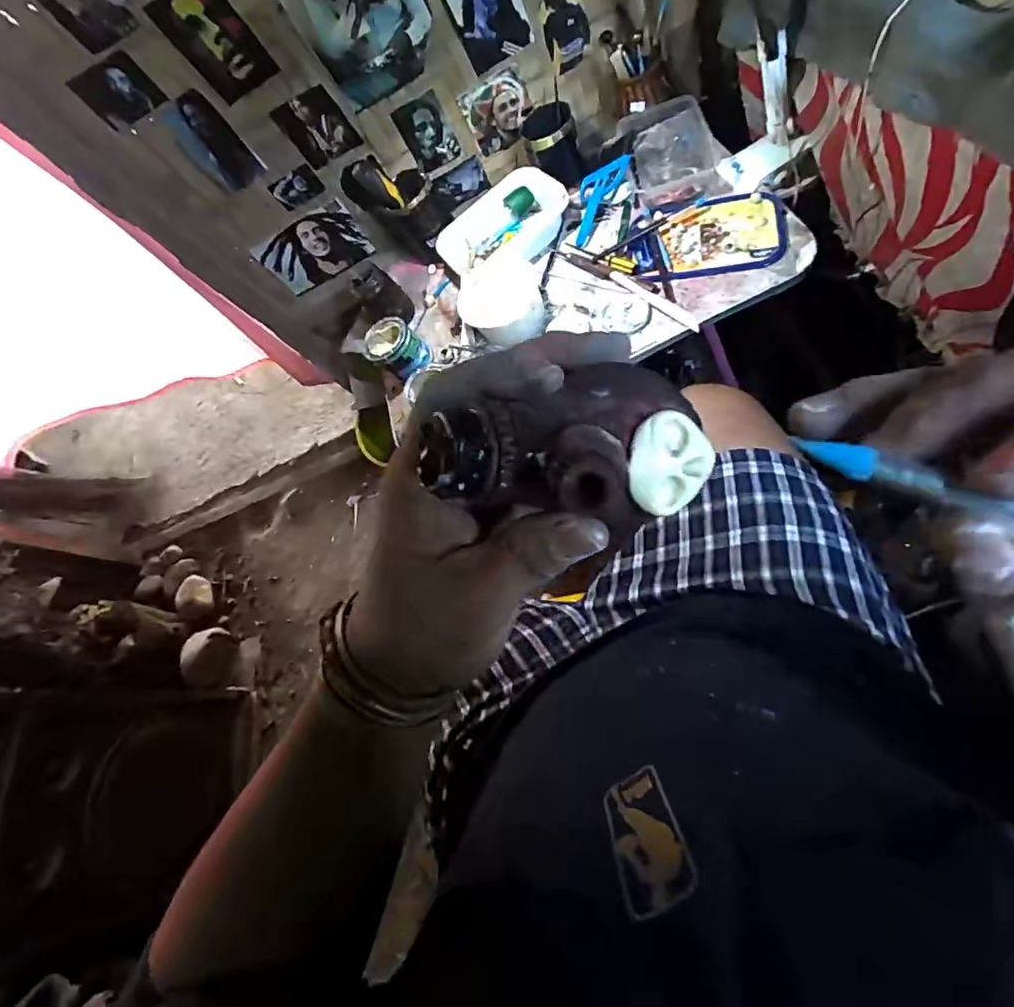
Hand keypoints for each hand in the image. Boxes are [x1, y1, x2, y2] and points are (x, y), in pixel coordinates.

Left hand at [343, 333, 623, 697]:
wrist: (398, 663)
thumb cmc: (425, 628)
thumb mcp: (479, 595)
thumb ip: (531, 554)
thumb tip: (593, 524)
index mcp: (422, 474)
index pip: (456, 397)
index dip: (506, 373)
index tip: (558, 369)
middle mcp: (438, 461)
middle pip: (488, 392)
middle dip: (547, 365)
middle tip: (614, 351)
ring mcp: (460, 476)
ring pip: (508, 417)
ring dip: (557, 396)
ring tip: (614, 378)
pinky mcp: (480, 496)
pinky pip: (521, 453)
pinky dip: (557, 439)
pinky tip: (596, 433)